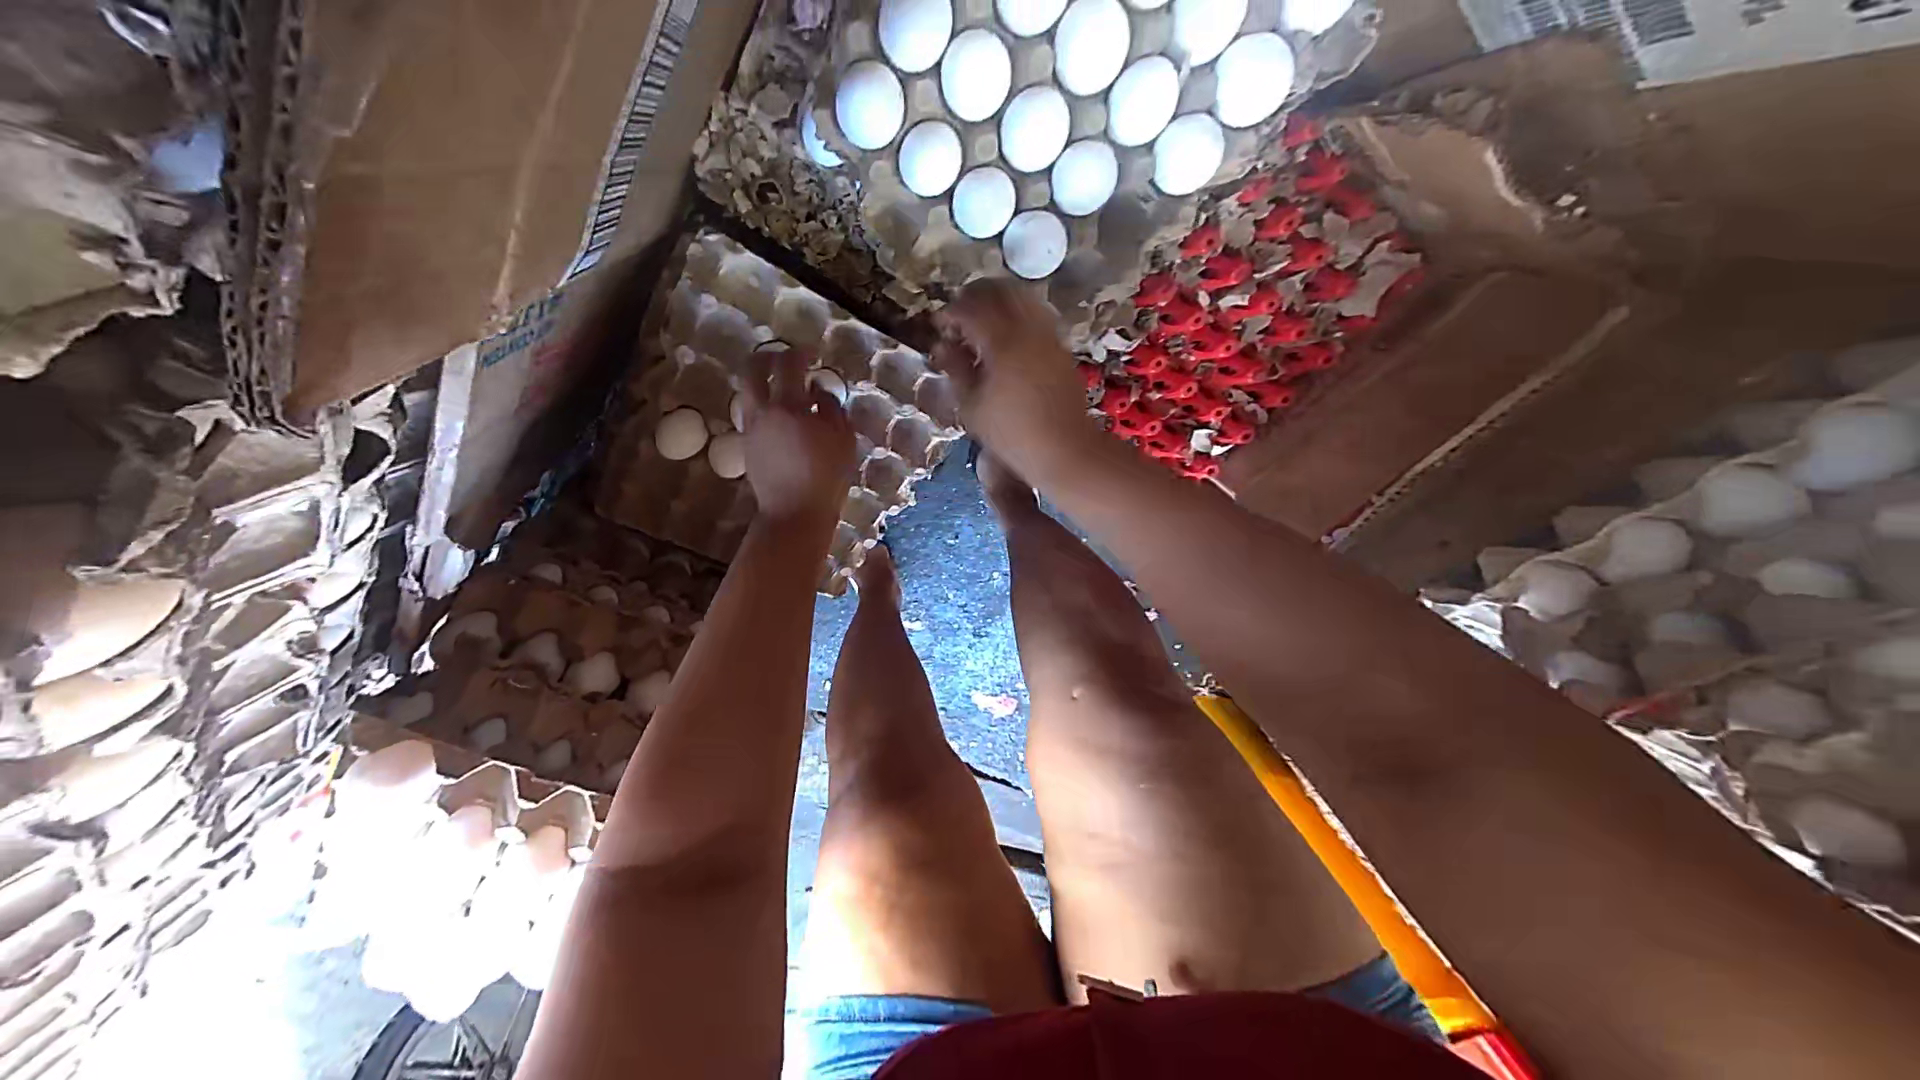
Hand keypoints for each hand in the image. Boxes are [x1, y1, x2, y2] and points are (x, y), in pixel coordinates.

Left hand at [743, 346, 855, 524]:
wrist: (794, 513)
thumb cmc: (826, 476)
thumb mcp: (843, 439)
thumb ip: (832, 407)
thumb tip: (819, 391)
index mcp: (788, 406)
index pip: (788, 364)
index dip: (800, 353)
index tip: (812, 353)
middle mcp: (762, 411)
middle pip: (753, 370)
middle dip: (768, 358)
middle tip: (786, 360)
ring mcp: (751, 429)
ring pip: (747, 392)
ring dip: (762, 382)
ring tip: (782, 390)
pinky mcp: (747, 446)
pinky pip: (751, 414)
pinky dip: (763, 405)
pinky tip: (781, 418)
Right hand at [932, 278, 1091, 470]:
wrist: (1065, 449)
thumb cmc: (1011, 433)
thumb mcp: (972, 405)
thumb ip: (956, 368)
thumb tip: (943, 346)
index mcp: (1002, 339)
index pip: (969, 308)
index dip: (950, 314)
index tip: (939, 327)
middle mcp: (1028, 328)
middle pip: (998, 292)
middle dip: (974, 300)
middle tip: (958, 321)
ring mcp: (1049, 336)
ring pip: (1021, 300)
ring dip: (998, 307)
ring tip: (982, 330)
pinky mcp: (1061, 349)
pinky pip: (1036, 318)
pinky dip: (1016, 320)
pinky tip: (1006, 345)